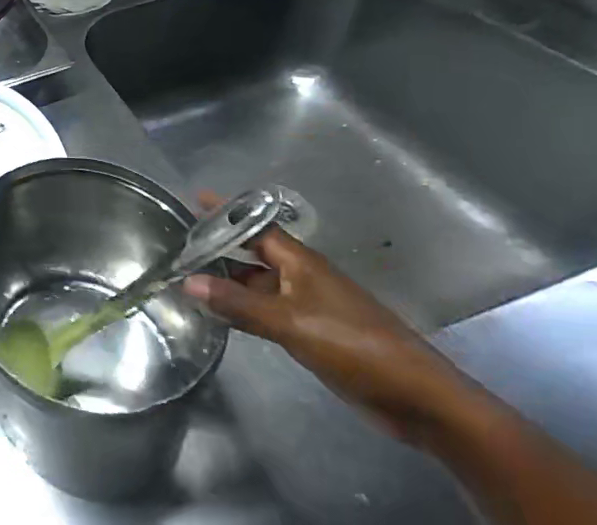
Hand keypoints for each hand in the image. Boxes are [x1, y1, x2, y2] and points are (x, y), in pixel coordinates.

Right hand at [182, 203, 478, 447]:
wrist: (419, 399)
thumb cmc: (355, 346)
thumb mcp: (290, 323)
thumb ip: (237, 303)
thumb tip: (186, 282)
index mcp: (301, 263)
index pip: (255, 226)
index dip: (226, 212)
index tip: (194, 198)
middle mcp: (301, 276)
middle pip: (253, 253)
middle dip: (219, 246)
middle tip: (177, 242)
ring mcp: (308, 305)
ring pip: (257, 283)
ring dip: (226, 280)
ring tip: (185, 277)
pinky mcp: (311, 332)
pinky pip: (265, 309)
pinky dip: (240, 307)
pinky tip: (218, 314)